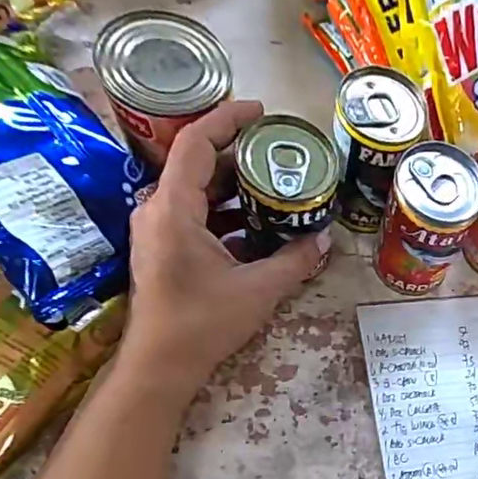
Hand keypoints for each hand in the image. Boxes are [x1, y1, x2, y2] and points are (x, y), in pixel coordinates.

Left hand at [117, 99, 328, 395]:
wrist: (160, 366)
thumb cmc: (202, 325)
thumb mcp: (257, 290)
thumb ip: (294, 262)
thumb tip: (323, 242)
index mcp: (173, 209)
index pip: (195, 142)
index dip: (228, 118)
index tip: (261, 112)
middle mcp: (156, 211)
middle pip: (196, 165)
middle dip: (238, 156)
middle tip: (278, 155)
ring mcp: (154, 232)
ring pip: (195, 193)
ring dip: (232, 189)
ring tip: (272, 188)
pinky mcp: (159, 251)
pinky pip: (191, 217)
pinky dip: (221, 216)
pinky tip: (253, 228)